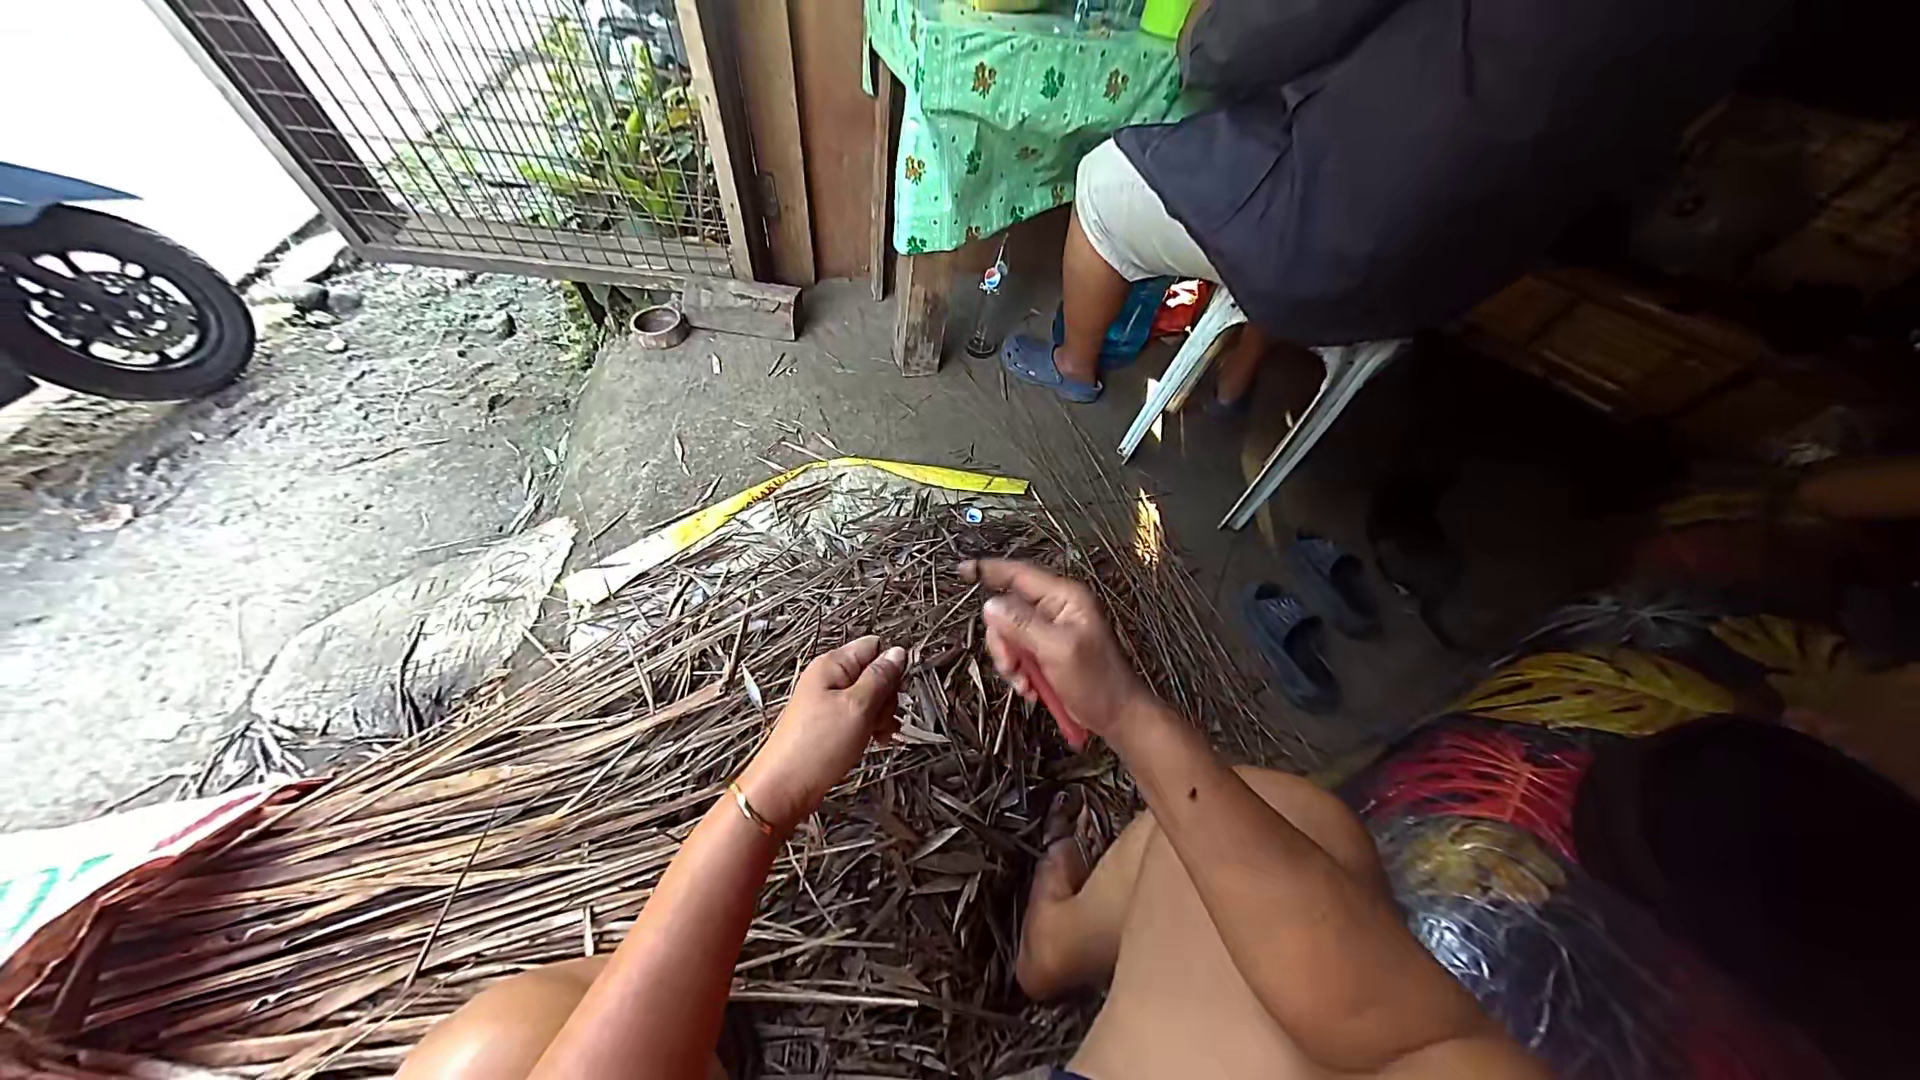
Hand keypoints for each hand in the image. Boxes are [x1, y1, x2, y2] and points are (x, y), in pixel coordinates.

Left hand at [737, 635, 905, 833]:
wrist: (785, 789)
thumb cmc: (813, 747)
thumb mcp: (858, 706)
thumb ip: (881, 677)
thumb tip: (898, 653)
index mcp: (832, 665)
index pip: (874, 647)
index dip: (890, 667)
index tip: (892, 690)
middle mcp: (829, 679)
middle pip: (875, 673)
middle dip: (886, 696)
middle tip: (878, 716)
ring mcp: (829, 702)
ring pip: (870, 698)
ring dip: (880, 715)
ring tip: (875, 733)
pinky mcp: (830, 723)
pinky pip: (860, 716)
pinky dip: (870, 727)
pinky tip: (872, 740)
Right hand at [959, 559, 1156, 741]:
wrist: (1116, 717)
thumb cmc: (1098, 682)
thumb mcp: (1057, 650)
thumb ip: (1022, 625)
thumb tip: (990, 605)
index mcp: (1063, 597)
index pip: (1018, 574)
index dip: (989, 571)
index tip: (962, 570)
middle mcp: (1055, 608)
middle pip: (1007, 610)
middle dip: (1004, 641)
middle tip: (1013, 665)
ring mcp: (1050, 630)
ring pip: (1008, 635)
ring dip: (1011, 662)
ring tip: (1026, 682)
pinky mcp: (1046, 650)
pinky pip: (1017, 653)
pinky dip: (1018, 672)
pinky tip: (1032, 687)